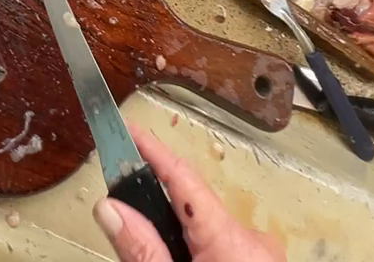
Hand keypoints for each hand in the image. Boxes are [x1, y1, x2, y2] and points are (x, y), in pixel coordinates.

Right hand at [93, 124, 283, 261]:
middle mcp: (254, 244)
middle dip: (153, 210)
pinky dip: (193, 254)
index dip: (151, 149)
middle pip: (189, 208)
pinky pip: (221, 251)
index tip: (123, 125)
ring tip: (148, 255)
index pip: (182, 178)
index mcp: (234, 242)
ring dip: (173, 239)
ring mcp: (264, 259)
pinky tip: (173, 260)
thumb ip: (143, 252)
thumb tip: (108, 205)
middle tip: (119, 217)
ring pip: (204, 233)